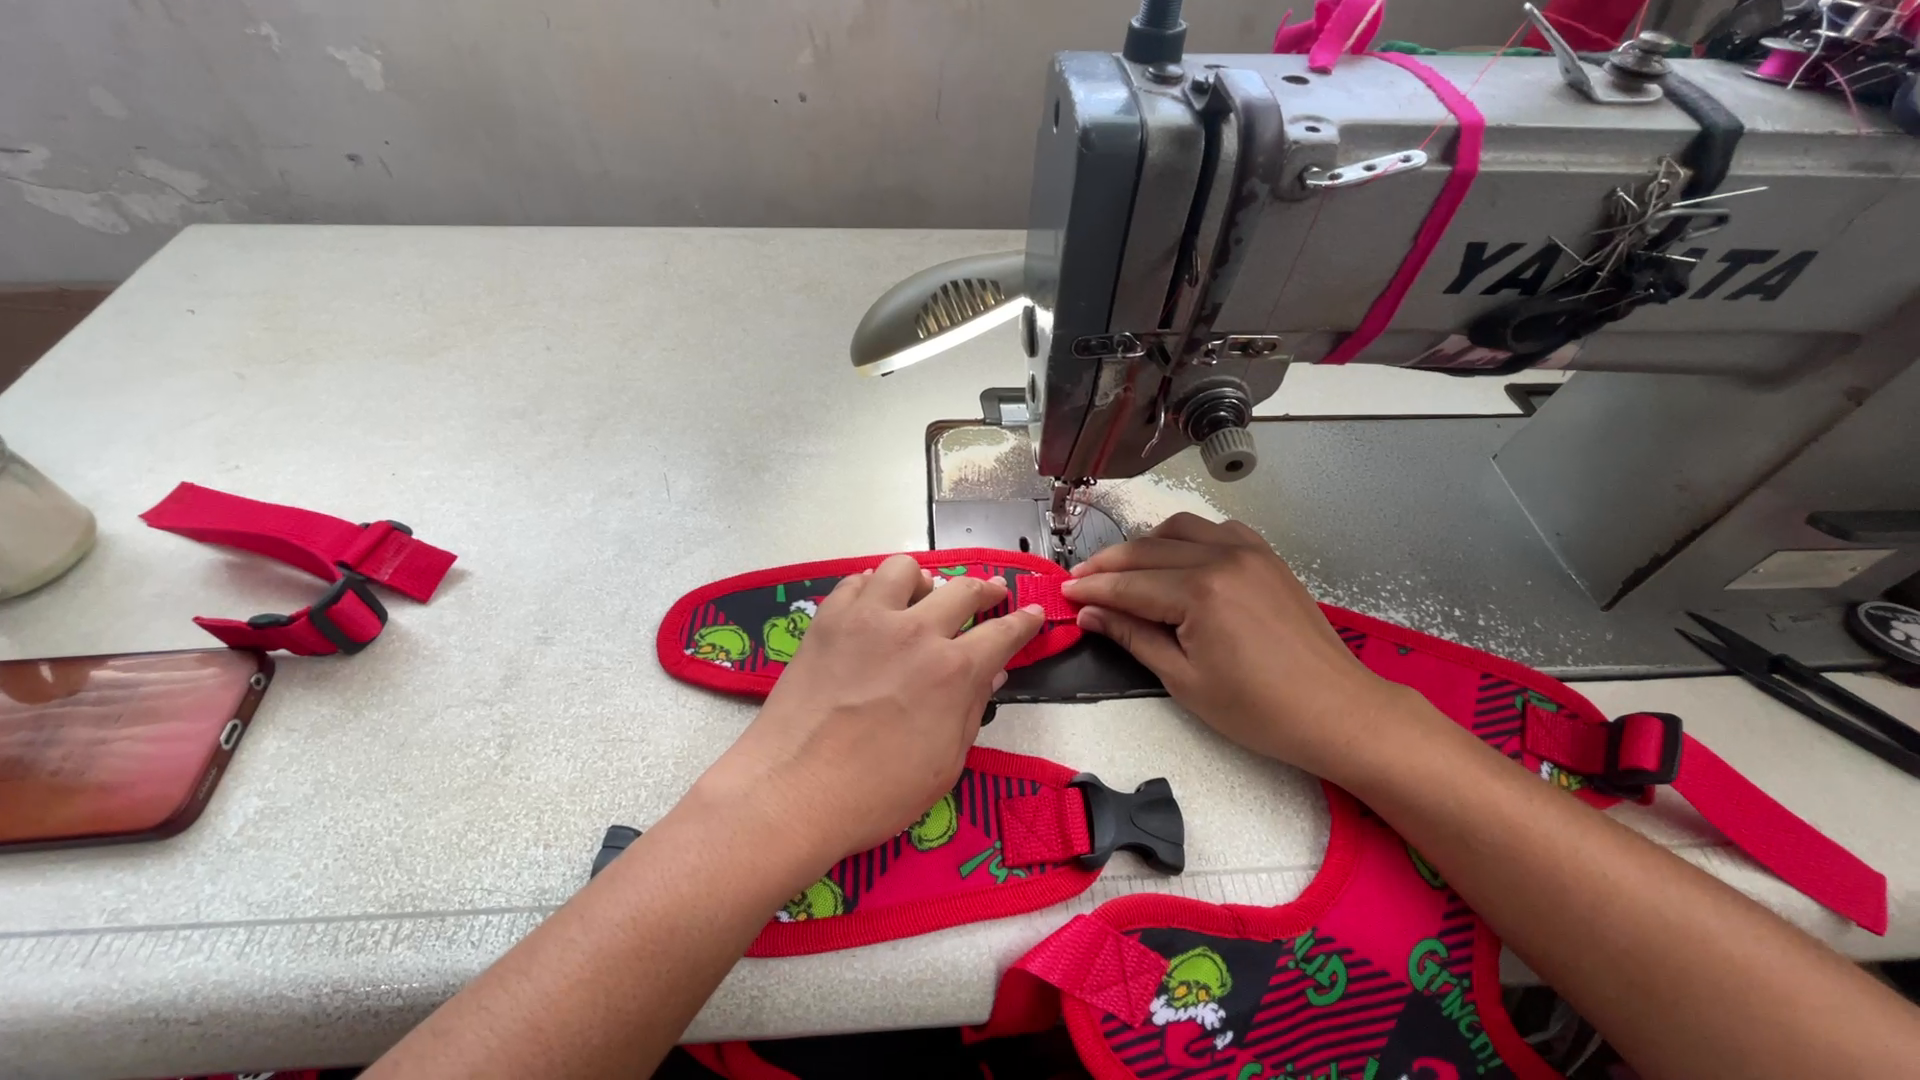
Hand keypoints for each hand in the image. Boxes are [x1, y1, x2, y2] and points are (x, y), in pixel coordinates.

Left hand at [699, 556, 1044, 863]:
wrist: (793, 790)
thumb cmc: (877, 793)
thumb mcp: (945, 763)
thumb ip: (970, 710)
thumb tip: (989, 674)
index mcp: (953, 670)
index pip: (1004, 632)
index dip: (1025, 622)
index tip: (1034, 614)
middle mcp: (915, 631)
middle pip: (963, 589)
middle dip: (986, 589)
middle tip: (992, 594)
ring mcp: (867, 619)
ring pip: (905, 569)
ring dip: (924, 579)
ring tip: (923, 596)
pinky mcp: (827, 621)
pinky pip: (856, 582)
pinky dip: (873, 588)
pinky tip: (875, 607)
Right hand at [1061, 514, 1414, 779]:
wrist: (1336, 710)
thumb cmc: (1257, 710)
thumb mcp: (1183, 680)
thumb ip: (1132, 637)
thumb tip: (1090, 614)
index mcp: (1200, 592)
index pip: (1129, 584)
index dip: (1092, 589)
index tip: (1063, 592)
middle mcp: (1222, 558)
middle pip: (1148, 550)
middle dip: (1108, 564)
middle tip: (1079, 580)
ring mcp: (1249, 552)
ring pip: (1180, 529)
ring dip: (1145, 545)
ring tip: (1122, 569)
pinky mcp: (1267, 557)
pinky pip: (1217, 530)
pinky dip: (1187, 538)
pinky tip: (1176, 559)